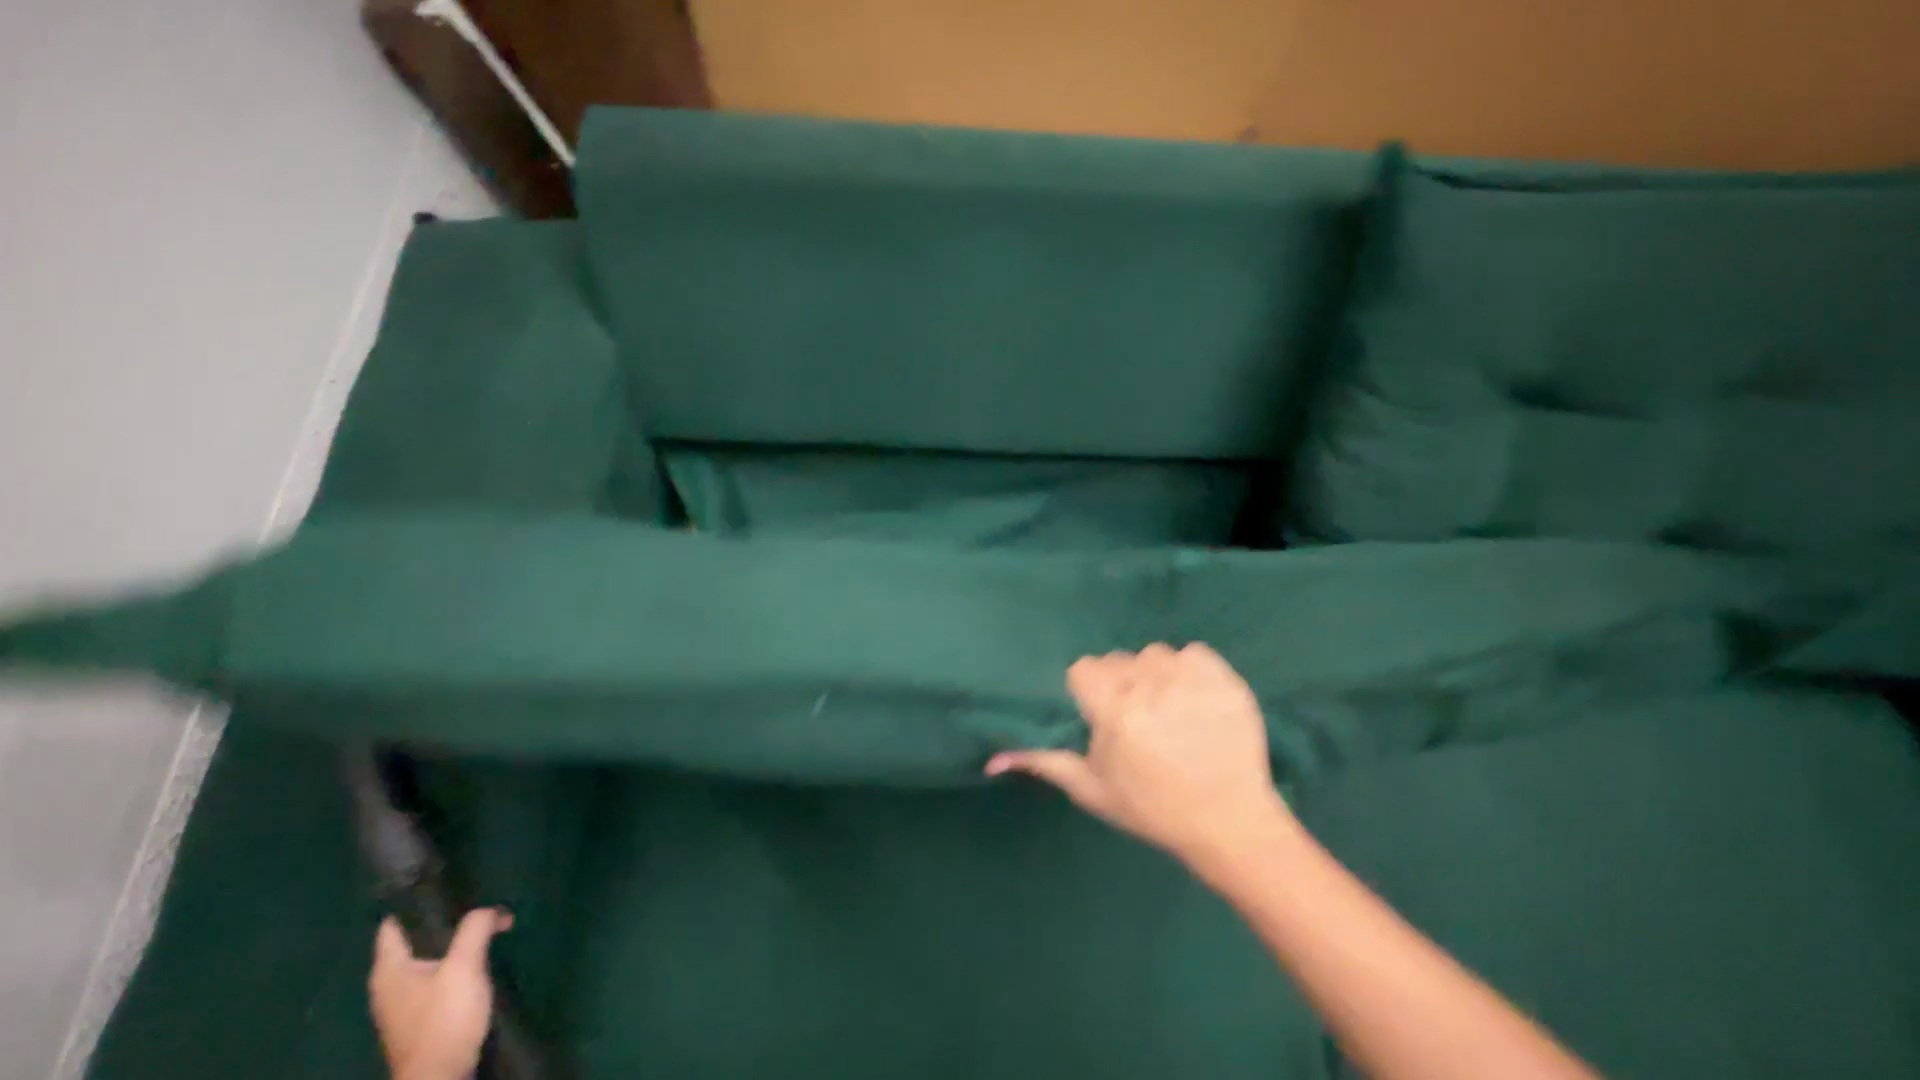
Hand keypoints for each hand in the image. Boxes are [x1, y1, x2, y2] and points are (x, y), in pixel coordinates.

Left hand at [369, 909, 510, 1079]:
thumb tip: (493, 910)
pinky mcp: (416, 1022)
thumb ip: (476, 930)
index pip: (393, 923)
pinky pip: (431, 984)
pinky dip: (450, 972)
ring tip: (482, 938)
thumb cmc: (444, 1019)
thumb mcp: (464, 966)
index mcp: (388, 968)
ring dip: (450, 950)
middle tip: (476, 913)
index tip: (451, 891)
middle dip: (443, 925)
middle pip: (412, 942)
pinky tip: (474, 973)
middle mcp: (386, 985)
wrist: (439, 1079)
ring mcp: (399, 1007)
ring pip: (424, 964)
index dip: (418, 903)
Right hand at [987, 642, 1292, 863]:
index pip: (1084, 669)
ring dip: (1155, 675)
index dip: (1089, 691)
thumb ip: (1044, 763)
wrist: (1228, 822)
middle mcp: (1150, 687)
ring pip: (1155, 654)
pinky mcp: (1225, 680)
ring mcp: (1191, 681)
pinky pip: (1194, 653)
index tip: (1101, 715)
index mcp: (1114, 711)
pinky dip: (1190, 670)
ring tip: (1166, 709)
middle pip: (1119, 661)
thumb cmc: (1152, 809)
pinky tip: (1193, 701)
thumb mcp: (1092, 789)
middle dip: (1121, 683)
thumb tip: (991, 761)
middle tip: (1135, 719)